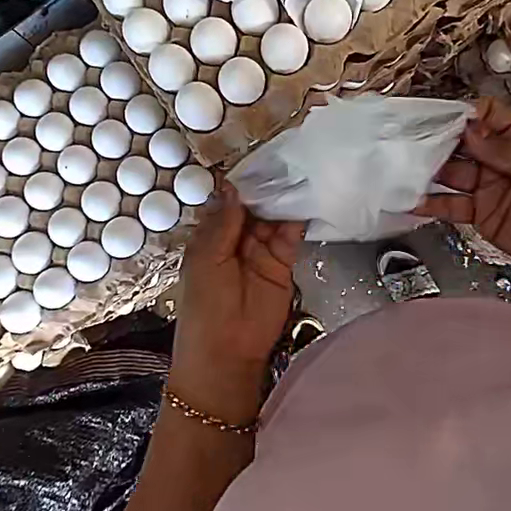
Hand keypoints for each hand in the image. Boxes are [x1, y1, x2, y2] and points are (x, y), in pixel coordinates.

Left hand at [172, 181, 304, 421]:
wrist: (227, 350)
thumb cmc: (205, 304)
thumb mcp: (207, 258)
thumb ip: (223, 223)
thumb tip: (232, 187)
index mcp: (211, 235)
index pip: (227, 202)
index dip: (240, 184)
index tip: (255, 160)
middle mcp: (236, 238)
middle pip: (253, 206)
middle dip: (265, 188)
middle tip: (282, 161)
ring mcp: (260, 250)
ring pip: (272, 218)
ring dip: (282, 200)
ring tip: (297, 175)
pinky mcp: (281, 263)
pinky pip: (290, 237)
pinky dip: (297, 220)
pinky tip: (304, 201)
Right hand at [416, 98, 510, 294]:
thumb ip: (508, 147)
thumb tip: (471, 131)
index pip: (488, 118)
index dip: (464, 116)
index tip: (440, 118)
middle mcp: (506, 162)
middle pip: (463, 144)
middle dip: (439, 141)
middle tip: (415, 142)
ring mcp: (492, 189)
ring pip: (451, 173)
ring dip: (430, 170)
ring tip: (407, 167)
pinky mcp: (482, 215)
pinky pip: (451, 205)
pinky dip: (430, 203)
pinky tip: (413, 199)